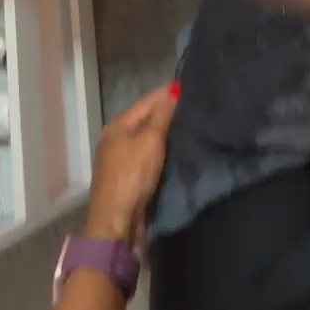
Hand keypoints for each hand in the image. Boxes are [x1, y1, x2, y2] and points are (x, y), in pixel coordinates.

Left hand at [84, 84, 178, 249]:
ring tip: (190, 126)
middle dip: (167, 113)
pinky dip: (161, 151)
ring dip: (165, 133)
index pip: (146, 102)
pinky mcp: (127, 179)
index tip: (188, 86)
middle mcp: (115, 140)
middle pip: (145, 120)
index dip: (166, 94)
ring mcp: (120, 160)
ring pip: (147, 139)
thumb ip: (161, 116)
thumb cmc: (132, 177)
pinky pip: (148, 157)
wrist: (117, 223)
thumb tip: (172, 92)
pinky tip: (177, 150)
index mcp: (117, 126)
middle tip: (194, 106)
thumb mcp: (150, 142)